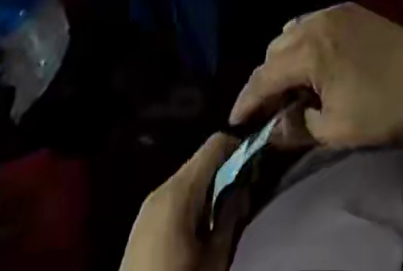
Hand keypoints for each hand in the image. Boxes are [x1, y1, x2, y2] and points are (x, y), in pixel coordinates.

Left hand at [120, 133, 239, 270]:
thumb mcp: (214, 259)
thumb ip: (231, 216)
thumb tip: (243, 188)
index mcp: (178, 190)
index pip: (215, 145)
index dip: (240, 149)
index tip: (259, 166)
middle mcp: (161, 188)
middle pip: (201, 162)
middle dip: (227, 173)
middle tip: (249, 194)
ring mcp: (148, 206)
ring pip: (189, 181)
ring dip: (211, 191)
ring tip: (230, 214)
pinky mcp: (143, 224)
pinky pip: (175, 199)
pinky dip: (195, 204)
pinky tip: (205, 229)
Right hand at [230, 5, 402, 147]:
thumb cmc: (387, 108)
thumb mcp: (339, 130)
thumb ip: (298, 127)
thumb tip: (273, 128)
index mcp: (309, 53)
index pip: (264, 76)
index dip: (247, 100)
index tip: (235, 121)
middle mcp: (314, 24)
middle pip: (273, 51)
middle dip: (266, 79)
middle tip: (269, 108)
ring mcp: (332, 13)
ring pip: (290, 32)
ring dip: (284, 57)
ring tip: (292, 84)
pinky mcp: (348, 10)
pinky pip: (311, 22)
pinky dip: (303, 41)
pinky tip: (316, 62)